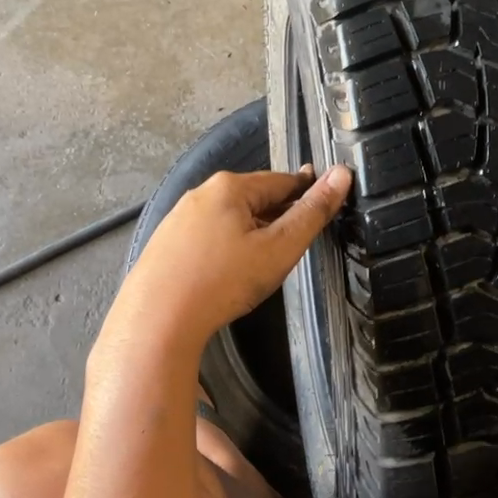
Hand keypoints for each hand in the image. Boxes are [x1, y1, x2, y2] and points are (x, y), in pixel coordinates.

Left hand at [103, 165, 350, 353]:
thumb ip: (312, 212)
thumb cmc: (222, 282)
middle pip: (254, 198)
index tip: (324, 209)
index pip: (283, 180)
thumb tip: (342, 174)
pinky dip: (226, 249)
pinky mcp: (165, 245)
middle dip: (277, 217)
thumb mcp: (279, 248)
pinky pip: (208, 237)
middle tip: (296, 243)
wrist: (155, 322)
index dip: (307, 195)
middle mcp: (200, 194)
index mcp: (230, 186)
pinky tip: (229, 274)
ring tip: (264, 263)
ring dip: (251, 234)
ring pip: (230, 219)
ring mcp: (178, 219)